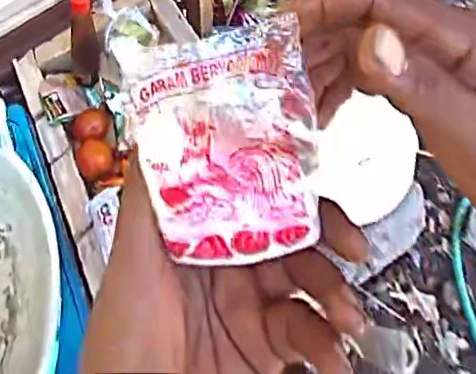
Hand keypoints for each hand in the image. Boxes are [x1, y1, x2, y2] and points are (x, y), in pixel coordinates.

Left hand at [80, 168, 370, 373]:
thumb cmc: (124, 333)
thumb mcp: (131, 253)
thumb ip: (147, 192)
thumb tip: (159, 126)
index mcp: (199, 230)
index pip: (249, 192)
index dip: (284, 182)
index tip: (312, 182)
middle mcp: (228, 261)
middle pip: (288, 232)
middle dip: (326, 233)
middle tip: (351, 244)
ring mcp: (249, 306)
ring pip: (306, 280)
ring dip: (334, 290)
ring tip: (345, 313)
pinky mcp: (266, 350)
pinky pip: (308, 336)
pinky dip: (327, 343)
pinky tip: (332, 355)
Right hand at [293, 0, 475, 266]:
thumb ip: (422, 87)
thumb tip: (366, 35)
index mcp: (458, 34)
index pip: (377, 0)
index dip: (324, 5)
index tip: (280, 25)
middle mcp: (441, 41)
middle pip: (362, 23)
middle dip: (316, 41)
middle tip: (276, 71)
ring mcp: (435, 67)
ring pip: (363, 50)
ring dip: (325, 68)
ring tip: (295, 100)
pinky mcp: (431, 93)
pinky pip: (374, 79)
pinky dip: (343, 88)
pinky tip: (325, 113)